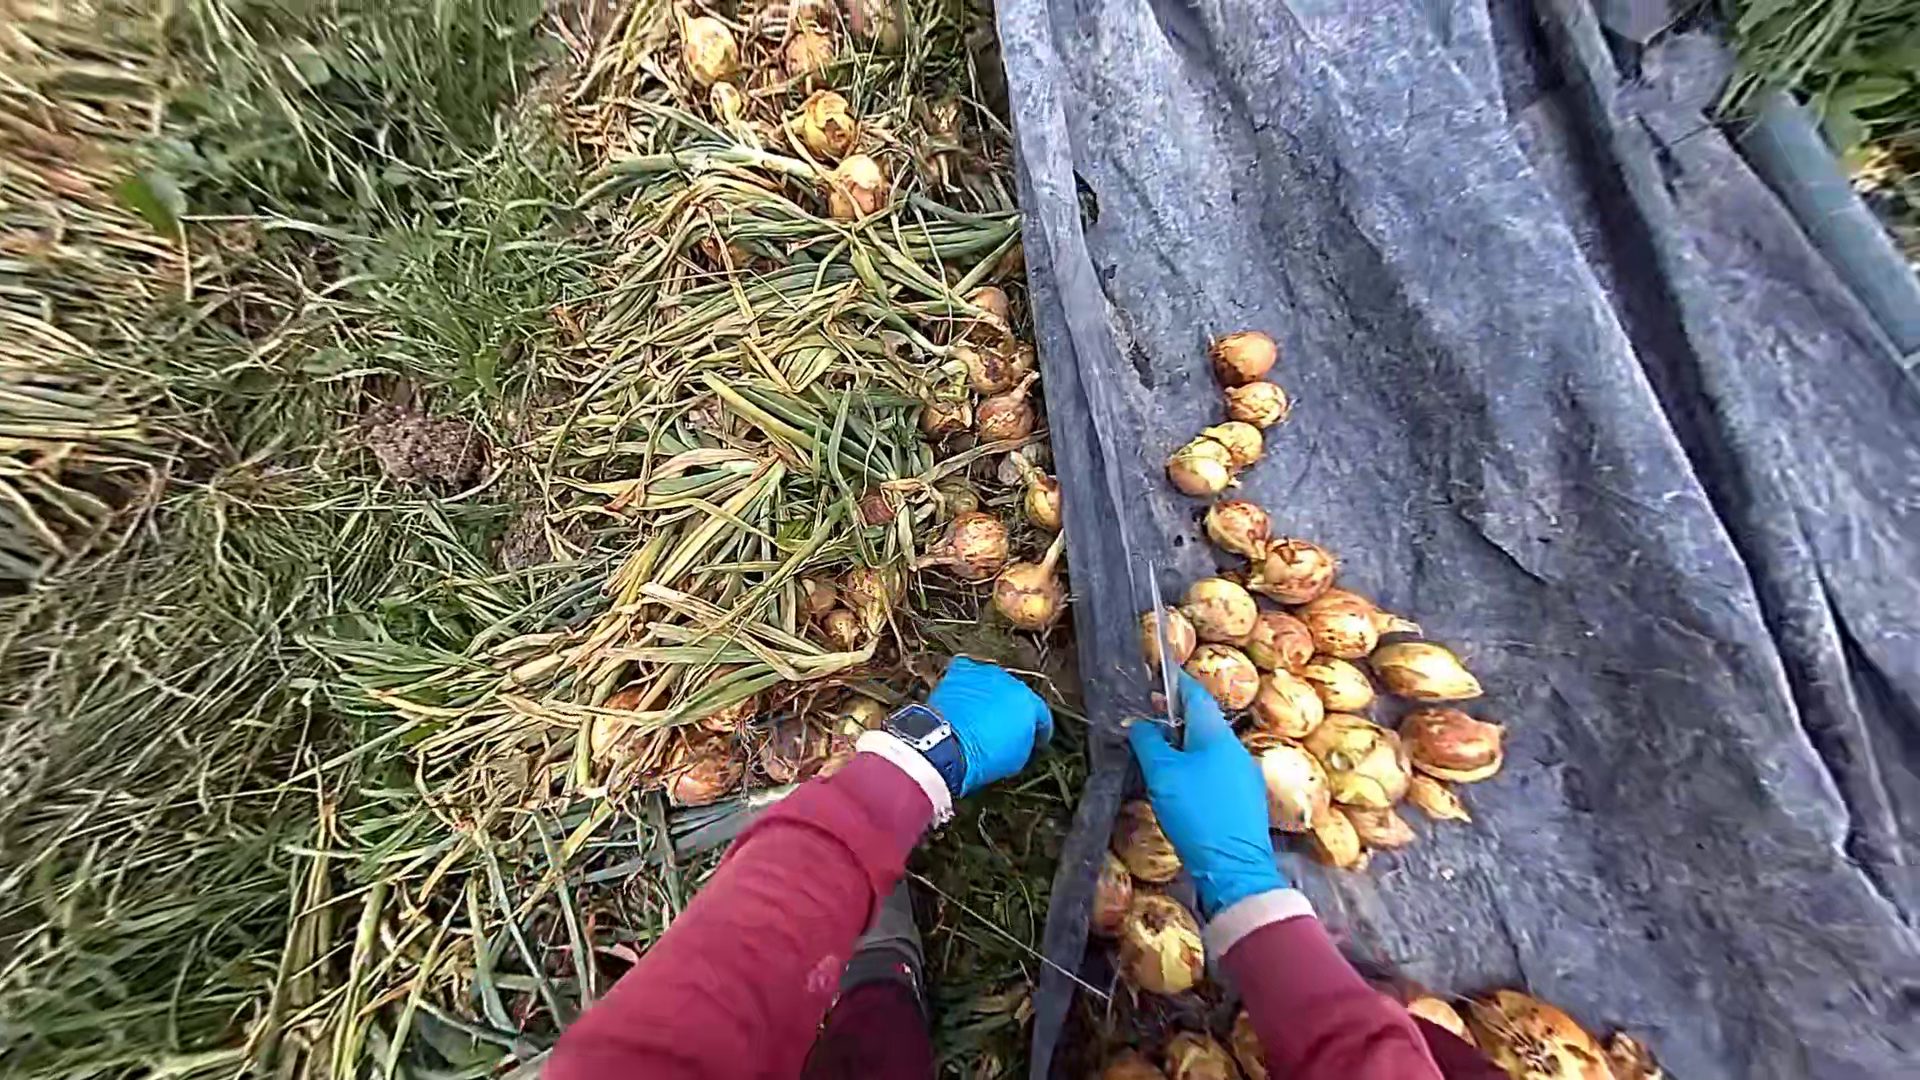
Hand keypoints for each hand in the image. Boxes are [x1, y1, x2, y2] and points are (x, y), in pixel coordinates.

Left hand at [928, 657, 1053, 796]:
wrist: (946, 744)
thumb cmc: (983, 755)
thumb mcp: (1017, 760)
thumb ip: (1027, 742)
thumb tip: (1023, 738)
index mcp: (1030, 703)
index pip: (1042, 716)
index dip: (1040, 732)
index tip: (1035, 742)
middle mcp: (1011, 682)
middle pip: (1018, 697)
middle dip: (1014, 711)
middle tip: (1005, 729)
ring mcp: (985, 673)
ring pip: (994, 684)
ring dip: (991, 697)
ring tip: (981, 715)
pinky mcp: (961, 671)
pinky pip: (969, 673)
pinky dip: (968, 684)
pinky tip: (964, 698)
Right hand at [1128, 673, 1287, 916]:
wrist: (1236, 870)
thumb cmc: (1196, 812)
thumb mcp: (1162, 773)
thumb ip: (1147, 741)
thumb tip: (1140, 723)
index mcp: (1216, 735)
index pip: (1196, 694)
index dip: (1176, 681)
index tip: (1159, 670)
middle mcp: (1235, 748)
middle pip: (1204, 718)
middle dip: (1176, 711)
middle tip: (1150, 709)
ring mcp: (1244, 773)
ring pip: (1209, 742)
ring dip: (1184, 737)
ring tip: (1158, 743)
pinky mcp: (1244, 796)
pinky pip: (1216, 764)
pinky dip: (1195, 758)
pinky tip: (1179, 774)